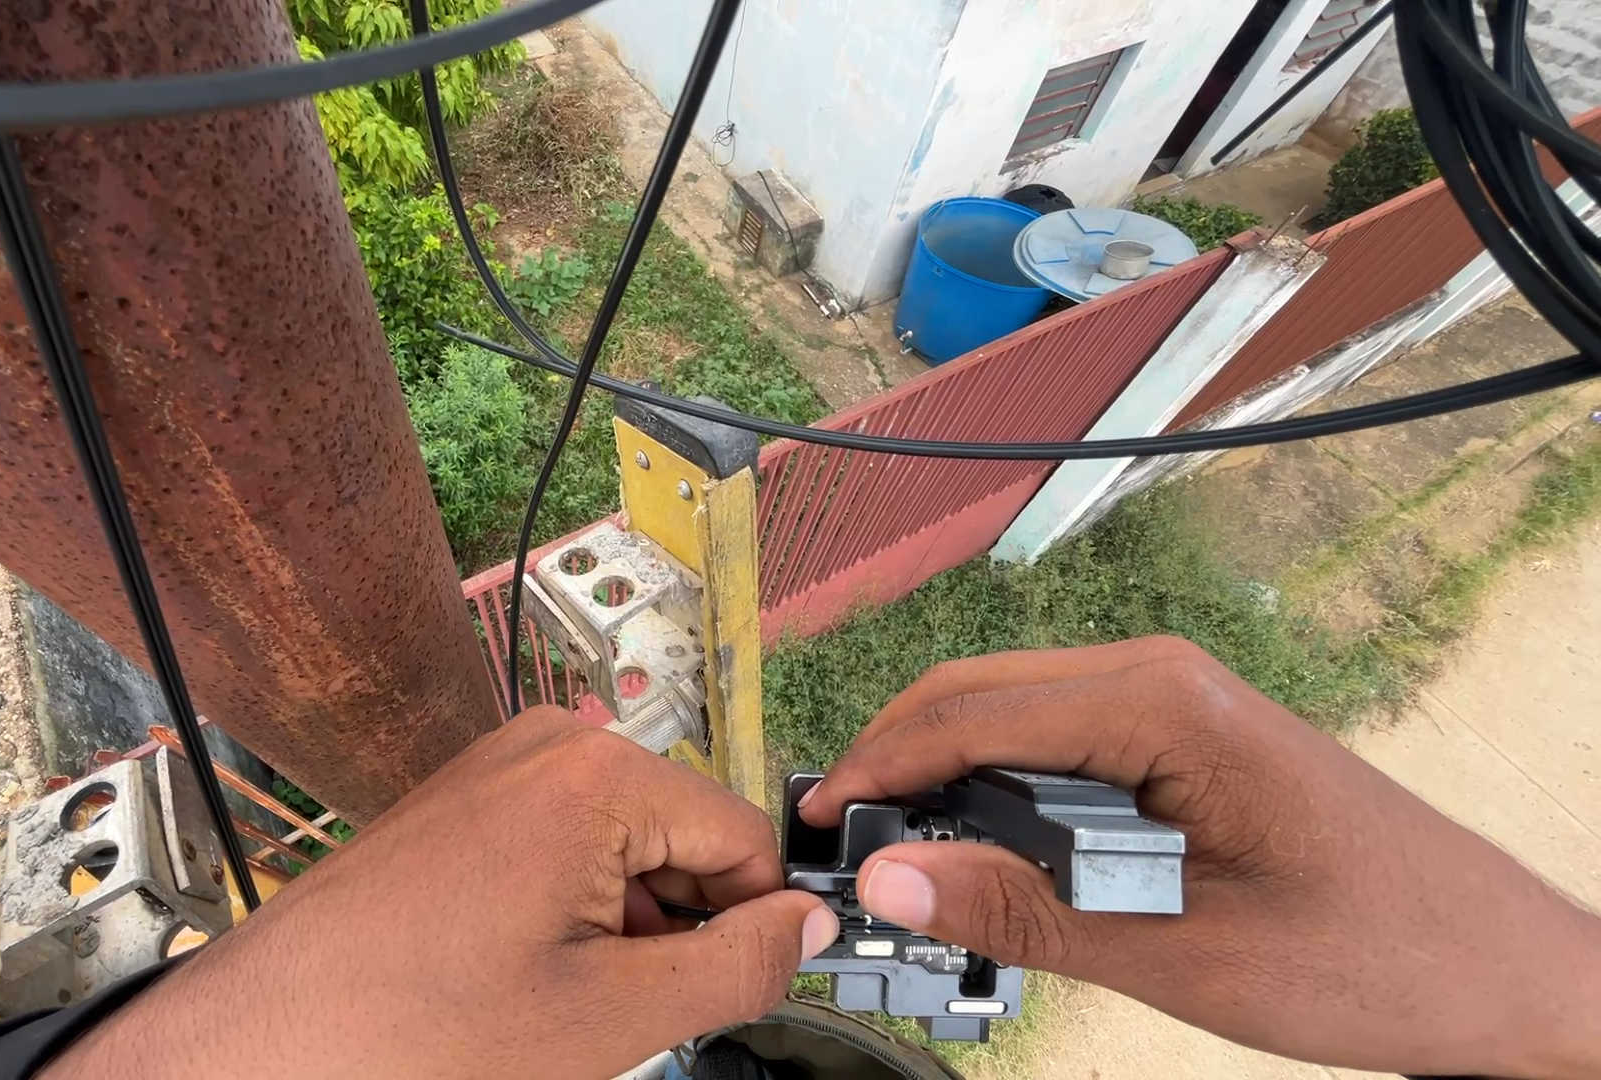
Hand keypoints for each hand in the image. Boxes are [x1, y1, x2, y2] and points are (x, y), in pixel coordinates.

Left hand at [45, 708, 837, 1079]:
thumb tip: (807, 926)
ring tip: (566, 980)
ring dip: (628, 906)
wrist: (264, 1033)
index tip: (722, 982)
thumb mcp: (610, 1016)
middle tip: (622, 995)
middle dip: (677, 913)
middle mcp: (560, 739)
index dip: (749, 916)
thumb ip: (733, 966)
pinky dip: (579, 885)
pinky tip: (531, 946)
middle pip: (681, 827)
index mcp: (602, 773)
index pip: (740, 834)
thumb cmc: (428, 1030)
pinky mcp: (480, 779)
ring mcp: (512, 753)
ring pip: (628, 829)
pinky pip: (572, 822)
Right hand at [799, 637, 1600, 1079]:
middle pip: (972, 689)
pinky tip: (962, 815)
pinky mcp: (1156, 718)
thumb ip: (1020, 909)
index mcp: (1158, 703)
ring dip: (932, 757)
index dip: (886, 763)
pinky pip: (1034, 723)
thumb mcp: (1181, 953)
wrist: (1519, 974)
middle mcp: (1146, 670)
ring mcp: (1153, 686)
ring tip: (890, 824)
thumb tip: (886, 882)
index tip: (824, 815)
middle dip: (895, 750)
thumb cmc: (1377, 962)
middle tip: (843, 823)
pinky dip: (979, 766)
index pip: (974, 716)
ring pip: (995, 701)